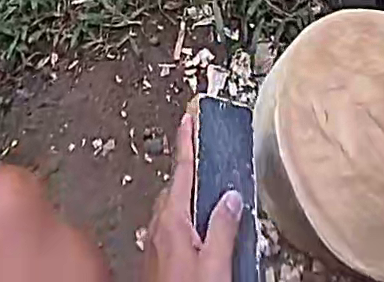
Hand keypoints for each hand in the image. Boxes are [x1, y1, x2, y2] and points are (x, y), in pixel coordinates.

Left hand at [144, 111, 243, 281]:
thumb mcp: (215, 266)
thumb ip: (223, 228)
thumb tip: (230, 196)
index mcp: (172, 221)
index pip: (183, 170)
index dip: (187, 141)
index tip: (188, 118)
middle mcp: (158, 228)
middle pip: (175, 187)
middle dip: (189, 170)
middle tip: (202, 153)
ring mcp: (153, 245)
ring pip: (172, 208)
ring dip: (187, 195)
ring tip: (205, 193)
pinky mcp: (154, 261)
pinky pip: (170, 227)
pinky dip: (184, 217)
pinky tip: (196, 231)